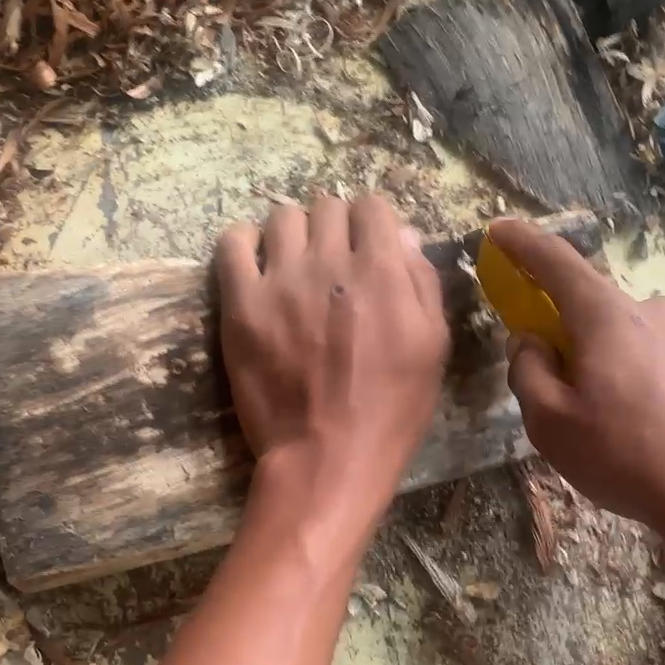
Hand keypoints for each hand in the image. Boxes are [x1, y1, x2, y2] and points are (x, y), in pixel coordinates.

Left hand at [216, 194, 449, 511]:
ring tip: (296, 265)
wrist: (328, 458)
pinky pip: (233, 244)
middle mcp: (329, 263)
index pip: (373, 207)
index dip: (373, 224)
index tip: (369, 247)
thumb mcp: (431, 348)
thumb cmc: (391, 410)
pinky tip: (256, 263)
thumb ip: (420, 283)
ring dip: (294, 233)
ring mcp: (280, 281)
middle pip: (327, 207)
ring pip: (282, 218)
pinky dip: (245, 243)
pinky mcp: (241, 304)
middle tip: (334, 263)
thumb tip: (403, 235)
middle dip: (336, 227)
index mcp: (381, 272)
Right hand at [493, 219, 664, 541]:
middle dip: (566, 341)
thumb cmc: (627, 457)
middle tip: (559, 397)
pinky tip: (644, 434)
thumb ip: (527, 372)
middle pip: (590, 312)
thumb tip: (532, 341)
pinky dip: (636, 384)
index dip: (523, 245)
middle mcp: (652, 311)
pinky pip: (655, 362)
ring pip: (624, 341)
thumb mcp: (551, 423)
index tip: (499, 230)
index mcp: (607, 316)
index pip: (556, 263)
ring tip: (608, 430)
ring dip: (604, 368)